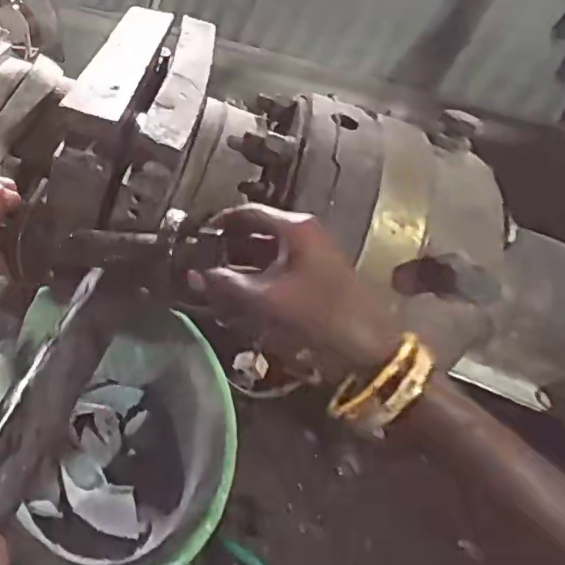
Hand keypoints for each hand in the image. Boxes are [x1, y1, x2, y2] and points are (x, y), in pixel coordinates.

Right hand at [191, 204, 403, 379]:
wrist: (373, 351)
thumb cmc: (319, 314)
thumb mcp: (267, 299)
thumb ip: (226, 285)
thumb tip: (191, 275)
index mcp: (294, 227)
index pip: (246, 212)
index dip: (218, 223)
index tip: (195, 237)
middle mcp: (303, 233)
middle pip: (254, 232)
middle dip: (225, 247)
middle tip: (199, 261)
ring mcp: (312, 254)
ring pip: (264, 252)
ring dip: (239, 266)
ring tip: (213, 282)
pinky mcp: (316, 276)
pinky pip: (277, 268)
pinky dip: (256, 278)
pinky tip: (238, 296)